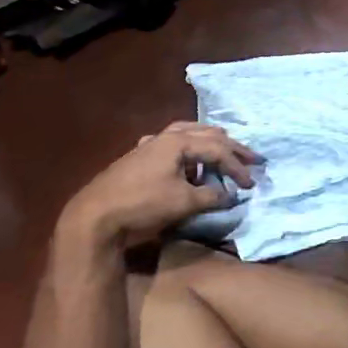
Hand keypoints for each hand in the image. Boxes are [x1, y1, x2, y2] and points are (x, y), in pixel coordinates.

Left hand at [59, 122, 260, 251]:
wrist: (96, 215)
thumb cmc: (144, 204)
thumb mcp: (184, 202)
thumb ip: (211, 195)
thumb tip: (229, 195)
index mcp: (179, 141)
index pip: (218, 150)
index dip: (237, 167)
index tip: (250, 185)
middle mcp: (166, 136)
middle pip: (206, 134)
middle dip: (230, 148)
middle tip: (251, 158)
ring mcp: (150, 145)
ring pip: (187, 133)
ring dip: (208, 142)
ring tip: (223, 149)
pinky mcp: (139, 156)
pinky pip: (170, 143)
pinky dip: (186, 147)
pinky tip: (184, 156)